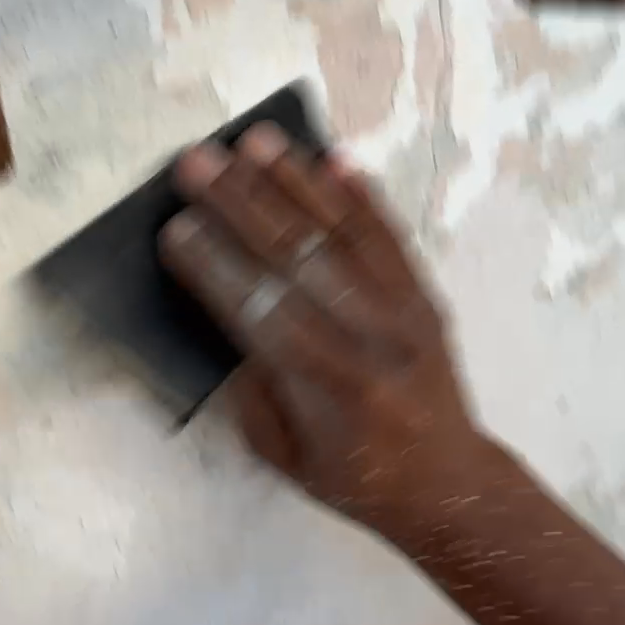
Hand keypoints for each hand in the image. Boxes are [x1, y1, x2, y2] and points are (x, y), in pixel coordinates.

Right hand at [161, 124, 493, 531]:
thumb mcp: (278, 449)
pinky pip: (390, 236)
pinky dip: (360, 194)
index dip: (214, 266)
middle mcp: (368, 341)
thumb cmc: (347, 474)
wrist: (449, 485)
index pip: (259, 311)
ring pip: (341, 234)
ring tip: (256, 140)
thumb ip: (253, 379)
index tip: (175, 226)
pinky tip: (333, 156)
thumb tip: (231, 302)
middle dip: (239, 204)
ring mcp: (404, 312)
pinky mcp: (426, 295)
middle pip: (296, 258)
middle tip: (198, 163)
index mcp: (324, 388)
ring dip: (293, 182)